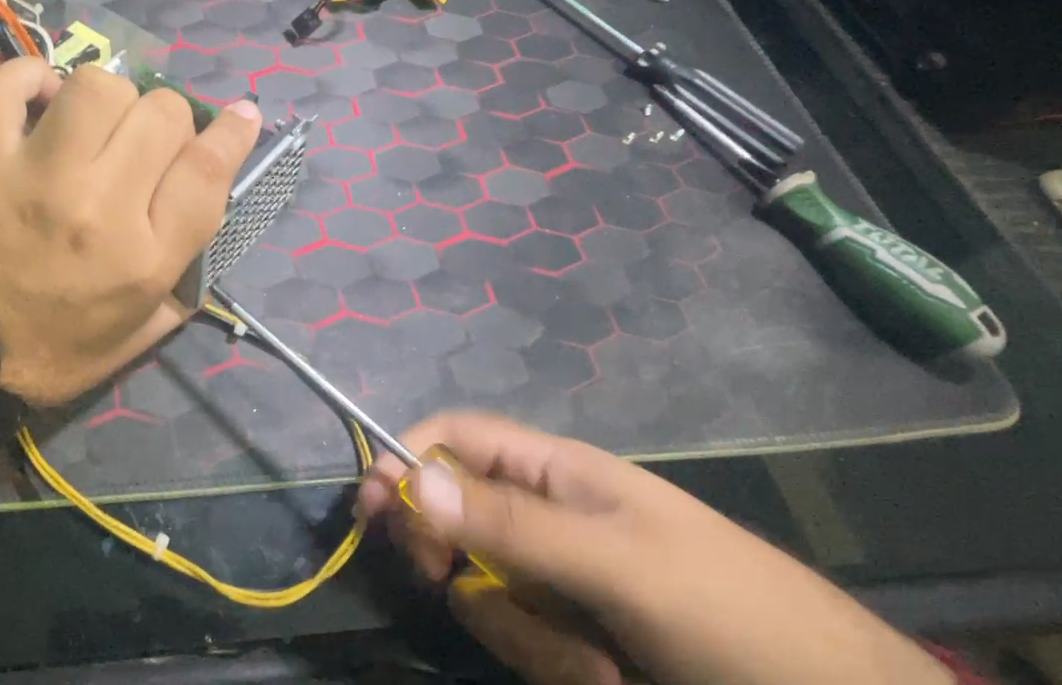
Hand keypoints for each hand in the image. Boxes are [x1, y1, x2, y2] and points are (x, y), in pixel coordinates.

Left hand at [0, 59, 261, 406]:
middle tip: (143, 142)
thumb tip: (215, 184)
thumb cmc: (66, 347)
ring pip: (96, 88)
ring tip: (95, 123)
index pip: (208, 169)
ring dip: (108, 97)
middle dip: (166, 121)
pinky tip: (44, 93)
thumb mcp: (150, 325)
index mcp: (147, 257)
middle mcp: (99, 207)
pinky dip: (26, 76)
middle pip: (161, 115)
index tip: (240, 115)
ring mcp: (38, 178)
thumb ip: (192, 261)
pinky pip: (4, 89)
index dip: (232, 132)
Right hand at [356, 412, 951, 684]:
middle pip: (451, 518)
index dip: (407, 459)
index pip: (456, 438)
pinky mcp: (566, 639)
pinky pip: (515, 638)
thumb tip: (407, 480)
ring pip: (479, 590)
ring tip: (596, 662)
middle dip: (456, 560)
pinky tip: (602, 675)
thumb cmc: (729, 615)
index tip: (370, 506)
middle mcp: (543, 519)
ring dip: (523, 632)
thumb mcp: (618, 565)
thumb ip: (510, 525)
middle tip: (455, 585)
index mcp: (555, 472)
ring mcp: (554, 582)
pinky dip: (547, 662)